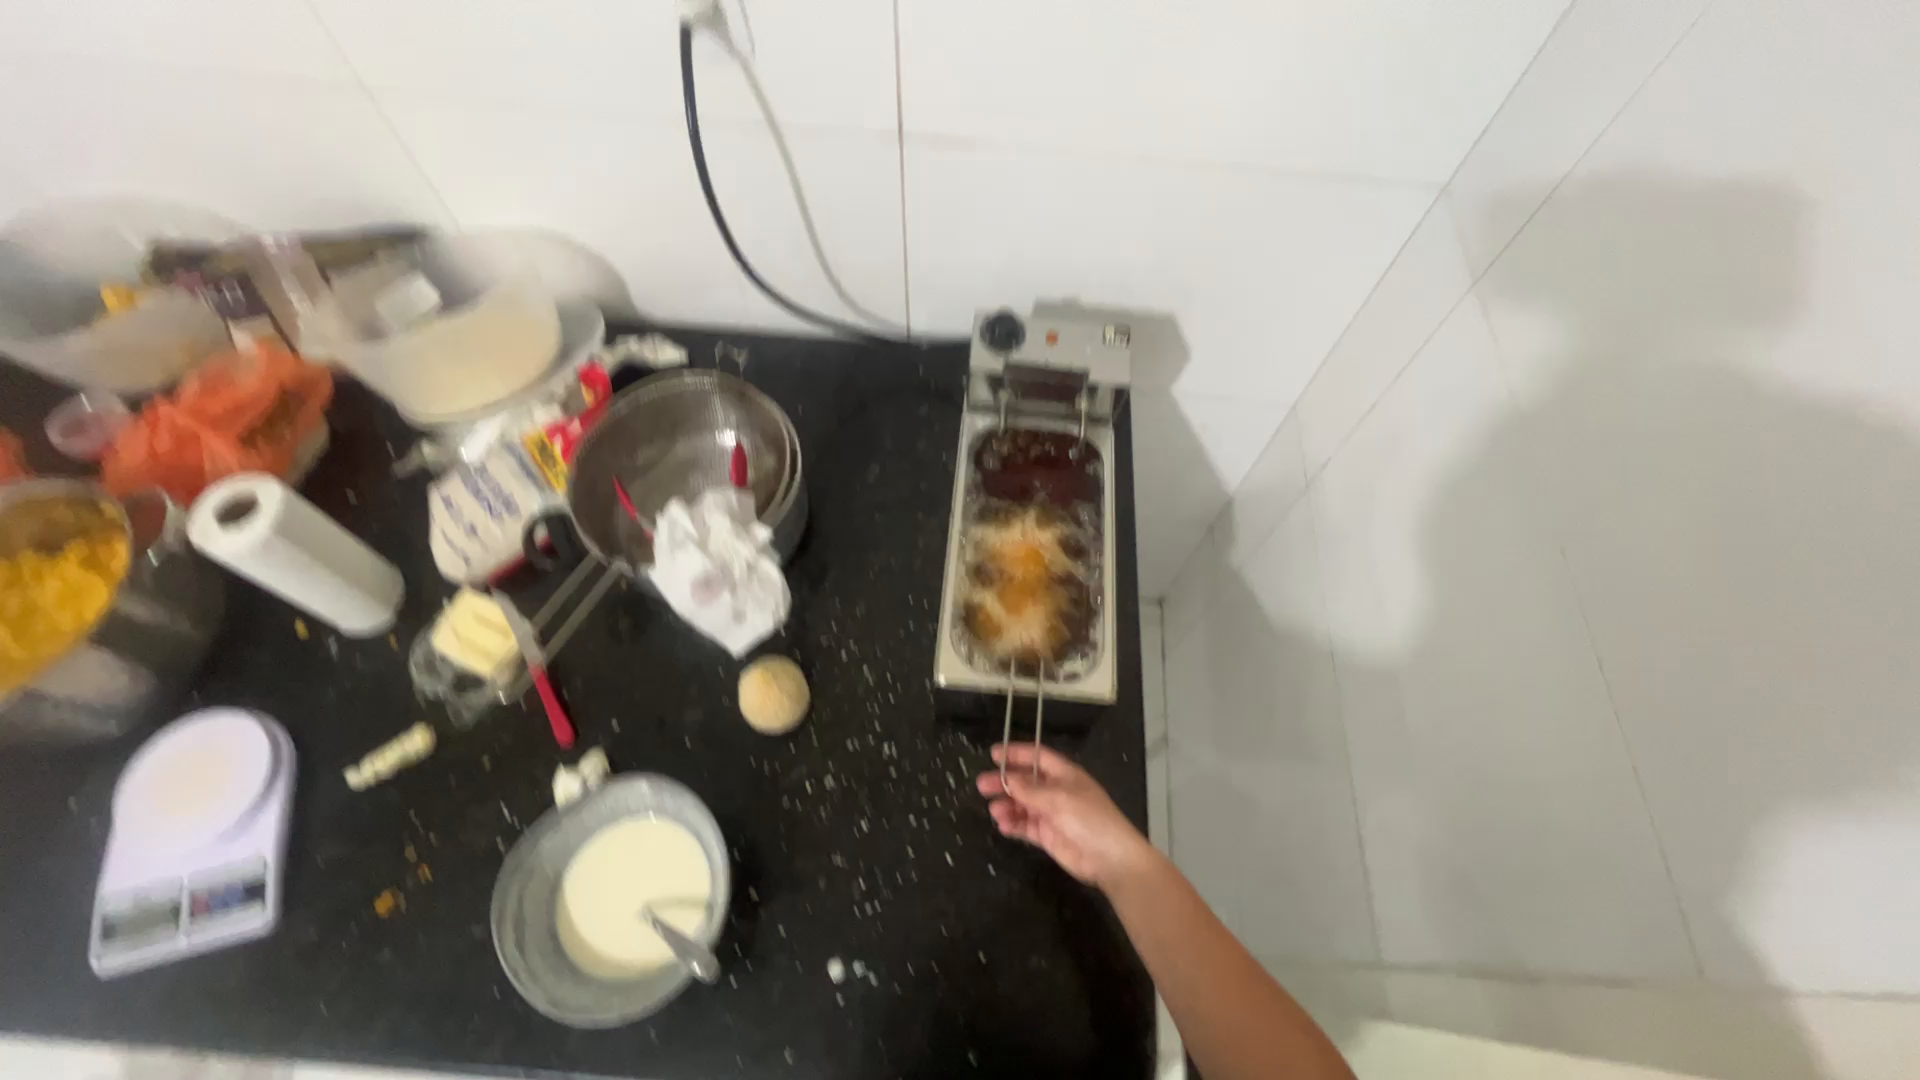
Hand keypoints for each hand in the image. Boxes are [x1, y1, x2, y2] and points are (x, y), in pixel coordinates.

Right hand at [976, 743, 1159, 890]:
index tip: (994, 754)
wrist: (1110, 858)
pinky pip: (1026, 826)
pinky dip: (1013, 825)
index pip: (1037, 757)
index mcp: (1065, 775)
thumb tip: (1007, 778)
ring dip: (1007, 806)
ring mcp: (1052, 814)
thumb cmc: (1089, 819)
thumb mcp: (1059, 799)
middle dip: (1005, 782)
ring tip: (995, 810)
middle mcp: (1057, 791)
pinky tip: (1003, 826)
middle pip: (1025, 782)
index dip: (1017, 754)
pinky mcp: (1048, 836)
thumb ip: (1030, 790)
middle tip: (982, 785)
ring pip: (1023, 805)